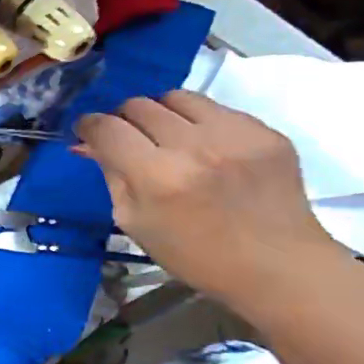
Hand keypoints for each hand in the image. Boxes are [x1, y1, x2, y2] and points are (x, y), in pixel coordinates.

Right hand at [74, 90, 349, 309]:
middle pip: (139, 106)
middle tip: (127, 138)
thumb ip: (112, 175)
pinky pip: (216, 109)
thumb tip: (89, 144)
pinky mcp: (264, 131)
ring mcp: (234, 134)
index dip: (89, 125)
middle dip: (123, 119)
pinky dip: (199, 123)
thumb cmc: (194, 255)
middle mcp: (194, 147)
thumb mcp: (135, 222)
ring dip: (160, 113)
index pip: (108, 128)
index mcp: (157, 177)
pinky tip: (206, 148)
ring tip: (166, 136)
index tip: (87, 131)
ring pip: (177, 97)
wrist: (276, 266)